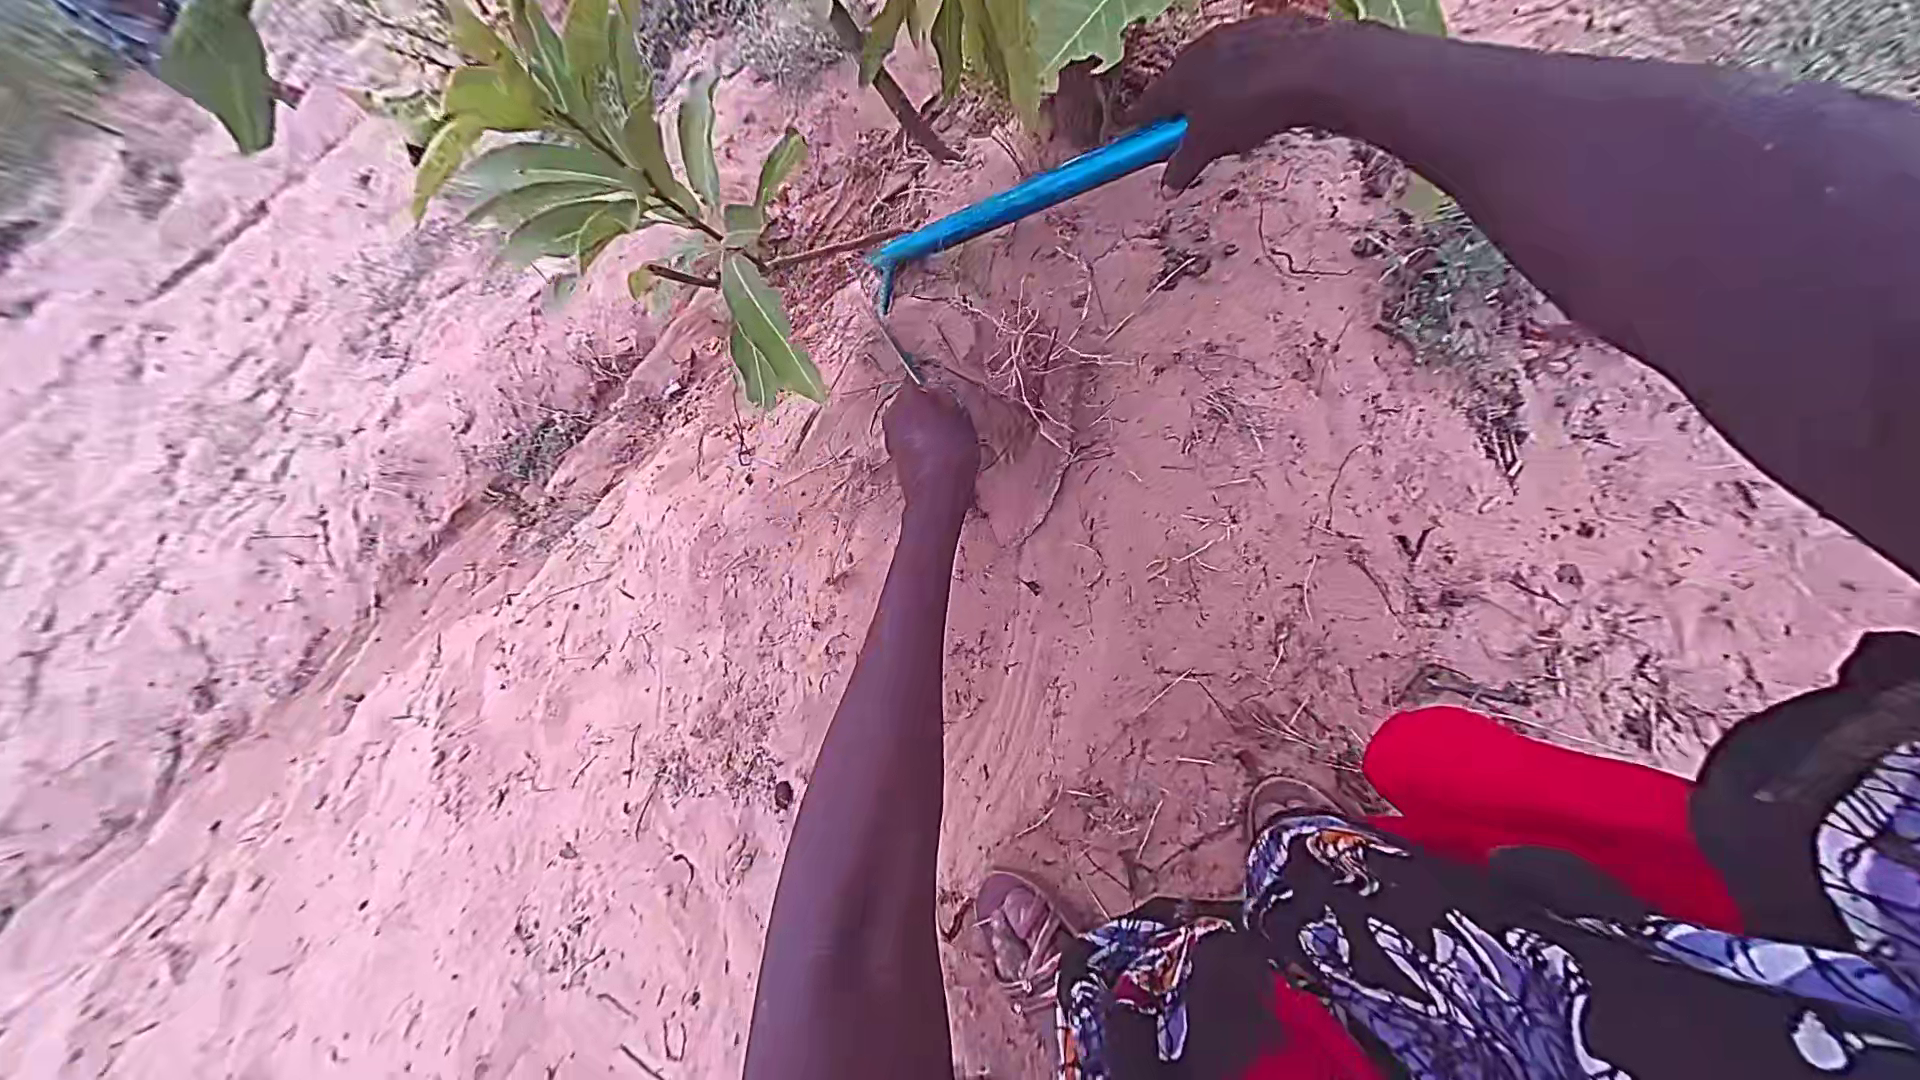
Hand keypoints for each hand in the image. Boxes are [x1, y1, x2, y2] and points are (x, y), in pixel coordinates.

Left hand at [884, 385, 979, 520]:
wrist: (939, 492)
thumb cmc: (951, 452)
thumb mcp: (961, 416)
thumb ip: (946, 399)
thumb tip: (939, 395)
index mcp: (907, 398)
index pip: (915, 380)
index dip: (932, 386)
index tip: (943, 392)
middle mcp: (893, 415)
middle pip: (910, 403)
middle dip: (927, 407)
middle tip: (950, 416)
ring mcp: (892, 438)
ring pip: (910, 423)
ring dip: (924, 427)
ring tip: (948, 439)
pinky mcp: (896, 458)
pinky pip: (910, 442)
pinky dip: (922, 444)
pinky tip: (940, 454)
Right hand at [1126, 16, 1359, 189]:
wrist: (1316, 69)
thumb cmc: (1248, 107)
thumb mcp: (1207, 147)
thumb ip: (1182, 167)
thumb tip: (1166, 188)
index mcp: (1179, 75)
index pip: (1146, 107)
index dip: (1138, 129)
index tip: (1134, 144)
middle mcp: (1202, 48)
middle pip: (1179, 86)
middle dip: (1178, 113)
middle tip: (1185, 140)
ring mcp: (1237, 34)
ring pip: (1213, 72)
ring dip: (1211, 98)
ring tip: (1228, 125)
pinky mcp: (1269, 29)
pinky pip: (1245, 62)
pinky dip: (1242, 83)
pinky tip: (1258, 103)